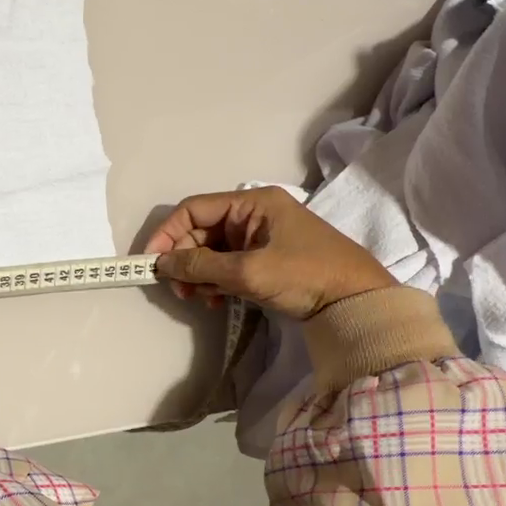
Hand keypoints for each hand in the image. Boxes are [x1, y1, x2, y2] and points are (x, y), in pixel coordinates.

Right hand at [147, 186, 396, 320]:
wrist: (354, 300)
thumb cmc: (304, 275)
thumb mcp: (246, 271)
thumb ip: (199, 265)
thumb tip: (160, 263)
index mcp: (252, 204)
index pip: (193, 209)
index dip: (166, 234)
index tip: (151, 263)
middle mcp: (252, 215)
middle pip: (198, 232)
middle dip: (183, 261)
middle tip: (179, 290)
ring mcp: (257, 237)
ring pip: (208, 251)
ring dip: (197, 275)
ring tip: (200, 297)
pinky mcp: (261, 259)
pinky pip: (223, 265)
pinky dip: (213, 282)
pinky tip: (216, 300)